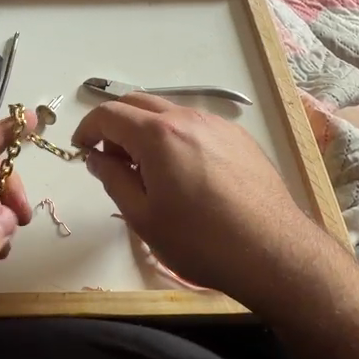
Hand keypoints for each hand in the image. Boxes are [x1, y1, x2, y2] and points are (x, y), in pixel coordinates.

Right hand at [72, 92, 328, 309]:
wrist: (276, 255)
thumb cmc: (201, 241)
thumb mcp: (143, 218)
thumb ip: (113, 179)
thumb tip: (97, 158)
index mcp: (156, 134)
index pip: (108, 114)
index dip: (87, 129)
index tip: (82, 150)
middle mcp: (186, 117)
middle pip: (137, 103)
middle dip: (115, 125)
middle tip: (112, 160)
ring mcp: (216, 124)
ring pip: (168, 112)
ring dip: (147, 130)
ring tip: (150, 170)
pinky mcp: (239, 138)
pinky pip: (195, 125)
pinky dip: (177, 137)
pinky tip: (186, 174)